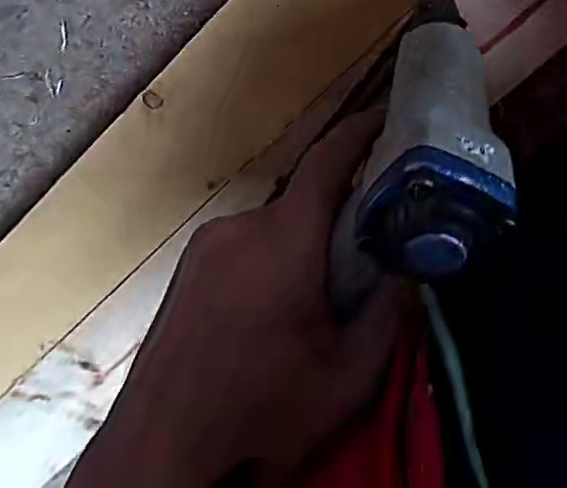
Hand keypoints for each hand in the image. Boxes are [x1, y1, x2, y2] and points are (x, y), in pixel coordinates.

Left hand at [70, 113, 409, 487]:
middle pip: (307, 200)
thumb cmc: (258, 415)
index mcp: (283, 238)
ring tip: (315, 298)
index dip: (362, 129)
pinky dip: (271, 259)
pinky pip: (245, 244)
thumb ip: (390, 312)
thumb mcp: (347, 376)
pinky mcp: (185, 271)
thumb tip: (412, 265)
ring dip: (303, 244)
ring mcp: (206, 247)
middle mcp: (240, 227)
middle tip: (364, 255)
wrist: (153, 462)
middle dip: (339, 217)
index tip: (389, 113)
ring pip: (277, 225)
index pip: (329, 159)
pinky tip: (270, 314)